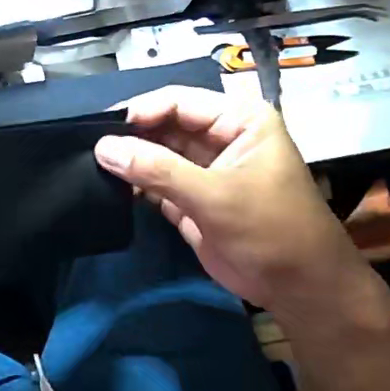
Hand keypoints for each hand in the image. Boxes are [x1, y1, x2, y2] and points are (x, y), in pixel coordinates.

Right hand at [94, 86, 368, 315]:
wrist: (300, 288)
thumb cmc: (270, 230)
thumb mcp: (215, 195)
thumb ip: (158, 170)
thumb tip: (104, 148)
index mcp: (239, 120)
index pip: (180, 102)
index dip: (141, 111)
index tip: (101, 128)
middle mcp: (222, 138)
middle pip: (166, 126)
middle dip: (132, 136)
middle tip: (89, 147)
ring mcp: (206, 170)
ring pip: (159, 155)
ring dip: (131, 161)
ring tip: (92, 166)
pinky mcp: (194, 201)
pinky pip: (158, 184)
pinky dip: (137, 186)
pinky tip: (110, 187)